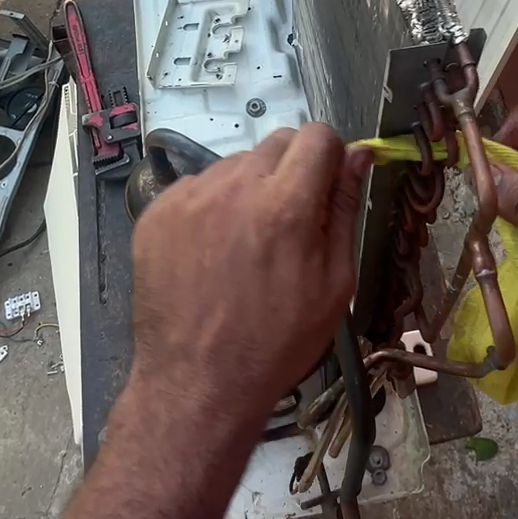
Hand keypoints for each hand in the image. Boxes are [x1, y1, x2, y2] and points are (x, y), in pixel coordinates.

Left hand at [128, 123, 371, 419]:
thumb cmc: (278, 340)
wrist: (196, 383)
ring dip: (250, 186)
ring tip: (246, 239)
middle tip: (289, 218)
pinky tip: (212, 248)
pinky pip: (198, 185)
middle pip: (277, 141)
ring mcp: (190, 196)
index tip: (326, 185)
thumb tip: (360, 153)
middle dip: (293, 168)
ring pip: (236, 162)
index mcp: (287, 204)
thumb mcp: (335, 283)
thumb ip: (345, 209)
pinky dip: (212, 204)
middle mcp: (235, 187)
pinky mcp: (157, 210)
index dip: (330, 155)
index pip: (318, 135)